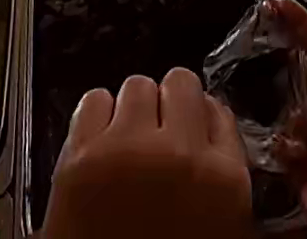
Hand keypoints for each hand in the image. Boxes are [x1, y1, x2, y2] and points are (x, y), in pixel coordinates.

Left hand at [43, 69, 252, 238]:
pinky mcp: (81, 158)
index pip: (219, 110)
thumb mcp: (220, 226)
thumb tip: (208, 117)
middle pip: (181, 82)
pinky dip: (95, 117)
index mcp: (225, 179)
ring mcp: (129, 150)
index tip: (189, 133)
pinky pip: (93, 99)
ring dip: (133, 110)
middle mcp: (182, 153)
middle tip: (157, 135)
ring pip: (137, 85)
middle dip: (170, 104)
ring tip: (126, 144)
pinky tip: (97, 147)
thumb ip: (222, 168)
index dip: (200, 119)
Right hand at [271, 0, 306, 238]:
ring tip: (246, 63)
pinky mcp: (304, 181)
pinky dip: (270, 136)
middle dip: (280, 49)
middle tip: (254, 24)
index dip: (306, 27)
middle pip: (302, 74)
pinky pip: (280, 151)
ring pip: (287, 108)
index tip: (280, 3)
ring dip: (270, 89)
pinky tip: (260, 119)